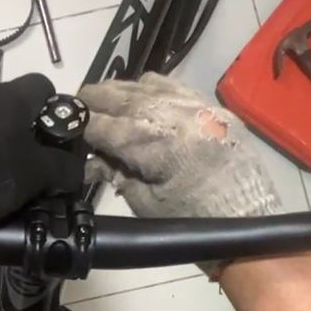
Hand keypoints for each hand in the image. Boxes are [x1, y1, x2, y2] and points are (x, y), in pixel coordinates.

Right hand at [78, 73, 284, 219]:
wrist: (248, 225)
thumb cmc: (192, 222)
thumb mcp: (144, 203)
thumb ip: (116, 174)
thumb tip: (92, 159)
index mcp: (153, 142)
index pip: (104, 126)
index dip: (80, 124)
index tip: (61, 123)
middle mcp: (173, 114)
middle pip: (122, 97)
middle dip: (95, 100)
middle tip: (74, 104)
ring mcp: (195, 106)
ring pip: (146, 85)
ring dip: (120, 91)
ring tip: (102, 98)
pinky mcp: (211, 107)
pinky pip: (173, 85)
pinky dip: (150, 88)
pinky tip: (140, 96)